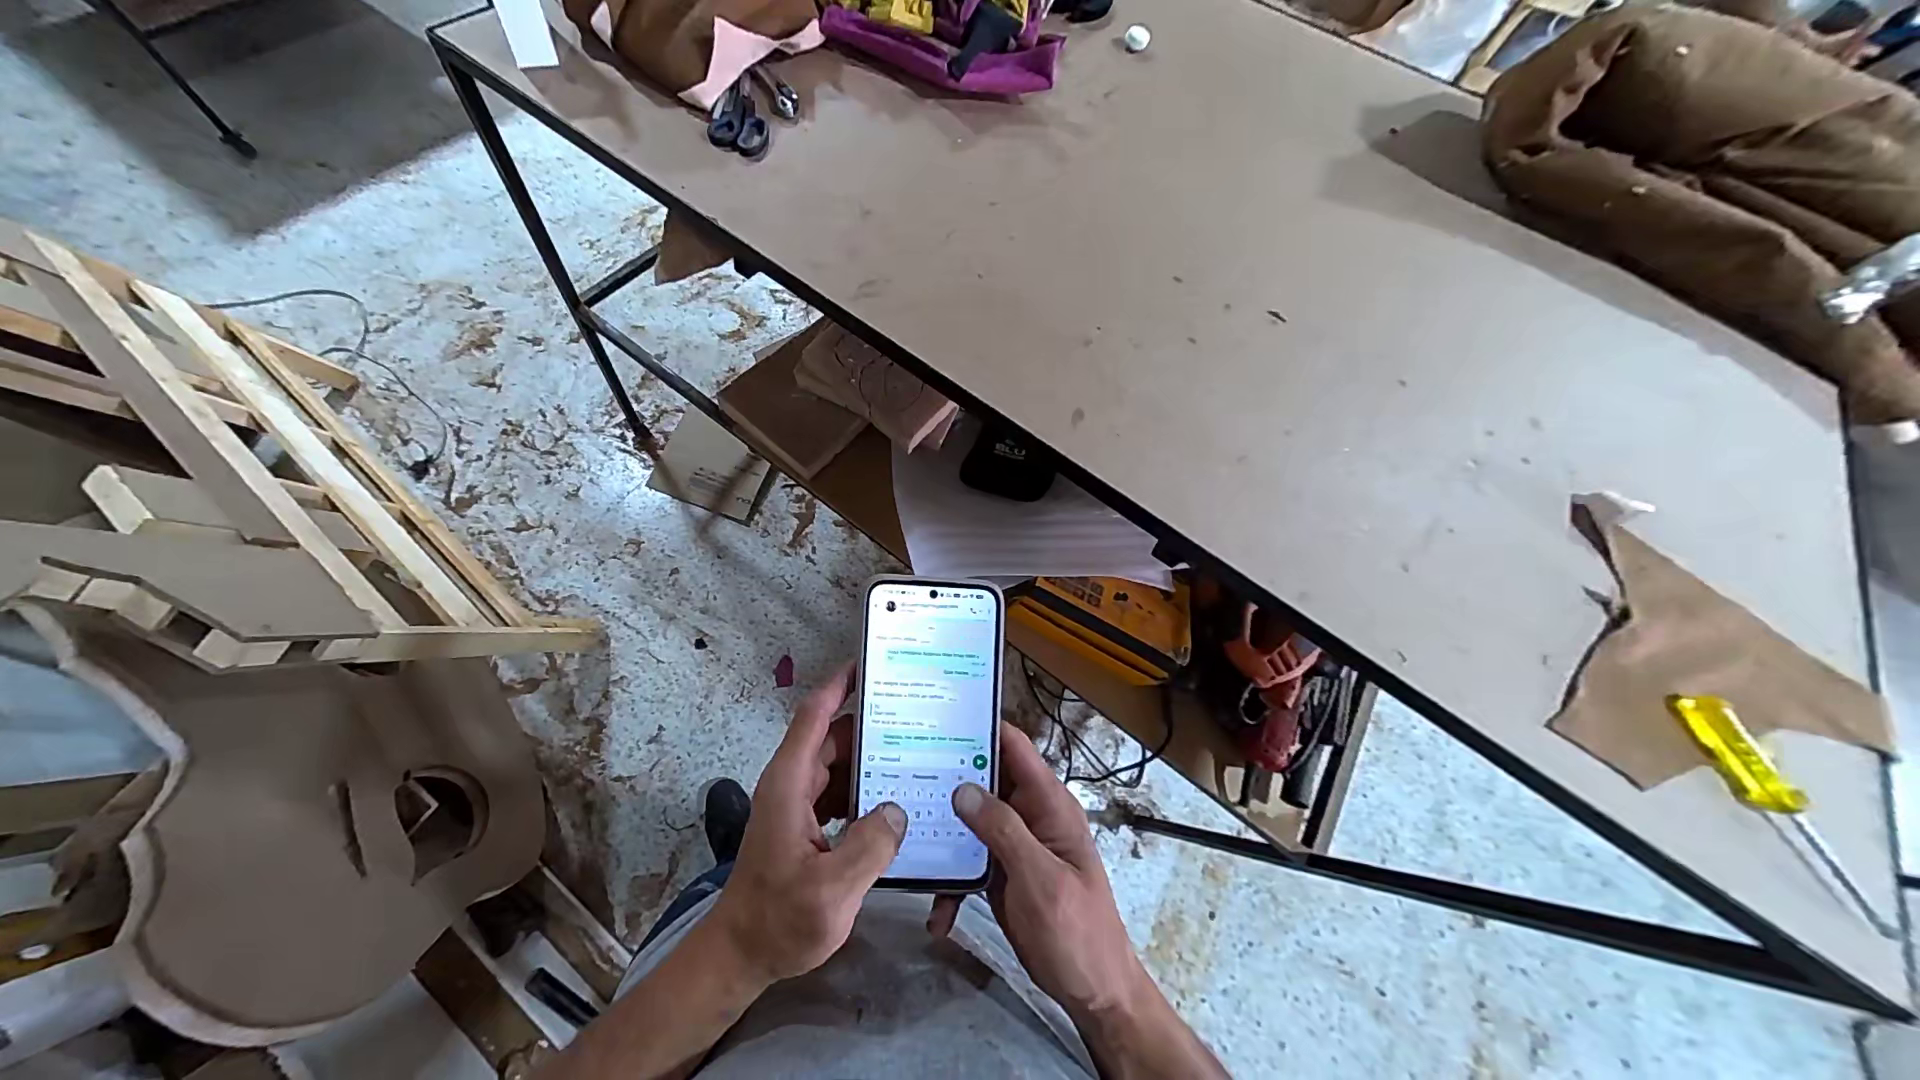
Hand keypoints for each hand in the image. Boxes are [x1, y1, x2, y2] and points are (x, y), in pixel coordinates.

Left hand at [709, 662, 905, 985]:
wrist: (740, 957)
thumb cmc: (777, 921)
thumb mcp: (830, 891)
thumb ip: (869, 846)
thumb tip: (897, 809)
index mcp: (790, 784)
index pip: (814, 717)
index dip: (838, 685)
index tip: (868, 664)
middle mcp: (793, 784)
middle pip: (835, 738)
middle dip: (872, 725)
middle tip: (918, 716)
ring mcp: (799, 804)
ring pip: (841, 765)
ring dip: (873, 759)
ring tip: (918, 754)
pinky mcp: (807, 825)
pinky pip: (842, 791)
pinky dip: (867, 788)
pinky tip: (897, 801)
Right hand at [931, 725, 1228, 1078]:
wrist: (1093, 990)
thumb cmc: (1076, 930)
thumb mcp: (1040, 878)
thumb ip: (1004, 830)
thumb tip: (964, 788)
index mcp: (1048, 804)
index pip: (1016, 749)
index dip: (983, 726)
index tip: (940, 718)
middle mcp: (1029, 815)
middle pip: (985, 780)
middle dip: (948, 777)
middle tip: (903, 772)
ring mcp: (1013, 844)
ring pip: (970, 820)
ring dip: (942, 831)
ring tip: (905, 837)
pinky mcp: (1000, 872)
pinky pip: (967, 860)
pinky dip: (950, 882)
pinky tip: (937, 912)